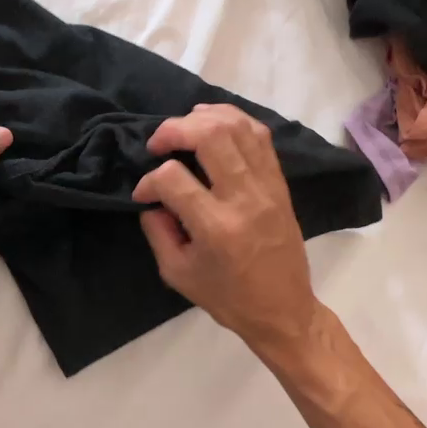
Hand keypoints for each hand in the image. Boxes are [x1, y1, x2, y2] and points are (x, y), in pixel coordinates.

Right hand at [134, 104, 319, 353]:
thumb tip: (152, 199)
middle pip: (210, 135)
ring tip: (183, 127)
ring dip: (205, 117)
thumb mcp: (177, 274)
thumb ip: (158, 231)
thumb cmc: (227, 298)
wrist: (283, 310)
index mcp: (216, 227)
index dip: (149, 180)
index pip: (173, 178)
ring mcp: (267, 187)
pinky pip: (260, 136)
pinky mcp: (280, 184)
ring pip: (238, 126)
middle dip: (174, 130)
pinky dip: (234, 121)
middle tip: (158, 143)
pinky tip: (214, 125)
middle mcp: (244, 199)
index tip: (143, 194)